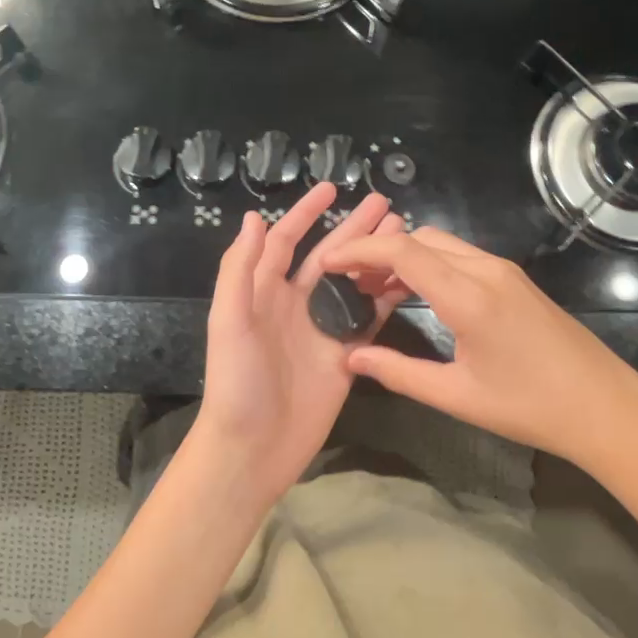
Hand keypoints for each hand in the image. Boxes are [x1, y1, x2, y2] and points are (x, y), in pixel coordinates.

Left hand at [192, 183, 406, 501]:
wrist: (252, 450)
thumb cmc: (235, 382)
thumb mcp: (228, 321)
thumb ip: (240, 269)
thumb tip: (253, 216)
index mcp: (263, 292)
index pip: (285, 241)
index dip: (305, 214)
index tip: (331, 188)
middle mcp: (294, 305)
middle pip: (327, 256)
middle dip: (352, 228)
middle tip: (384, 203)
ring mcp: (321, 332)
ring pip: (352, 284)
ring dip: (374, 258)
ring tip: (404, 233)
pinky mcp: (344, 358)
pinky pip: (367, 321)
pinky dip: (385, 299)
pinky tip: (409, 279)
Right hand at [319, 228, 637, 484]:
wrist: (607, 408)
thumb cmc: (531, 407)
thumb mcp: (458, 397)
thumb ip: (399, 372)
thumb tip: (350, 358)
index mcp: (469, 296)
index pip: (403, 250)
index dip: (360, 250)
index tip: (328, 262)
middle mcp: (486, 270)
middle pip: (419, 237)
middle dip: (377, 250)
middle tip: (345, 278)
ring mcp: (504, 271)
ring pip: (441, 243)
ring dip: (404, 255)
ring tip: (372, 286)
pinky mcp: (515, 279)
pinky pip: (461, 256)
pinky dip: (429, 263)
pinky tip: (415, 292)